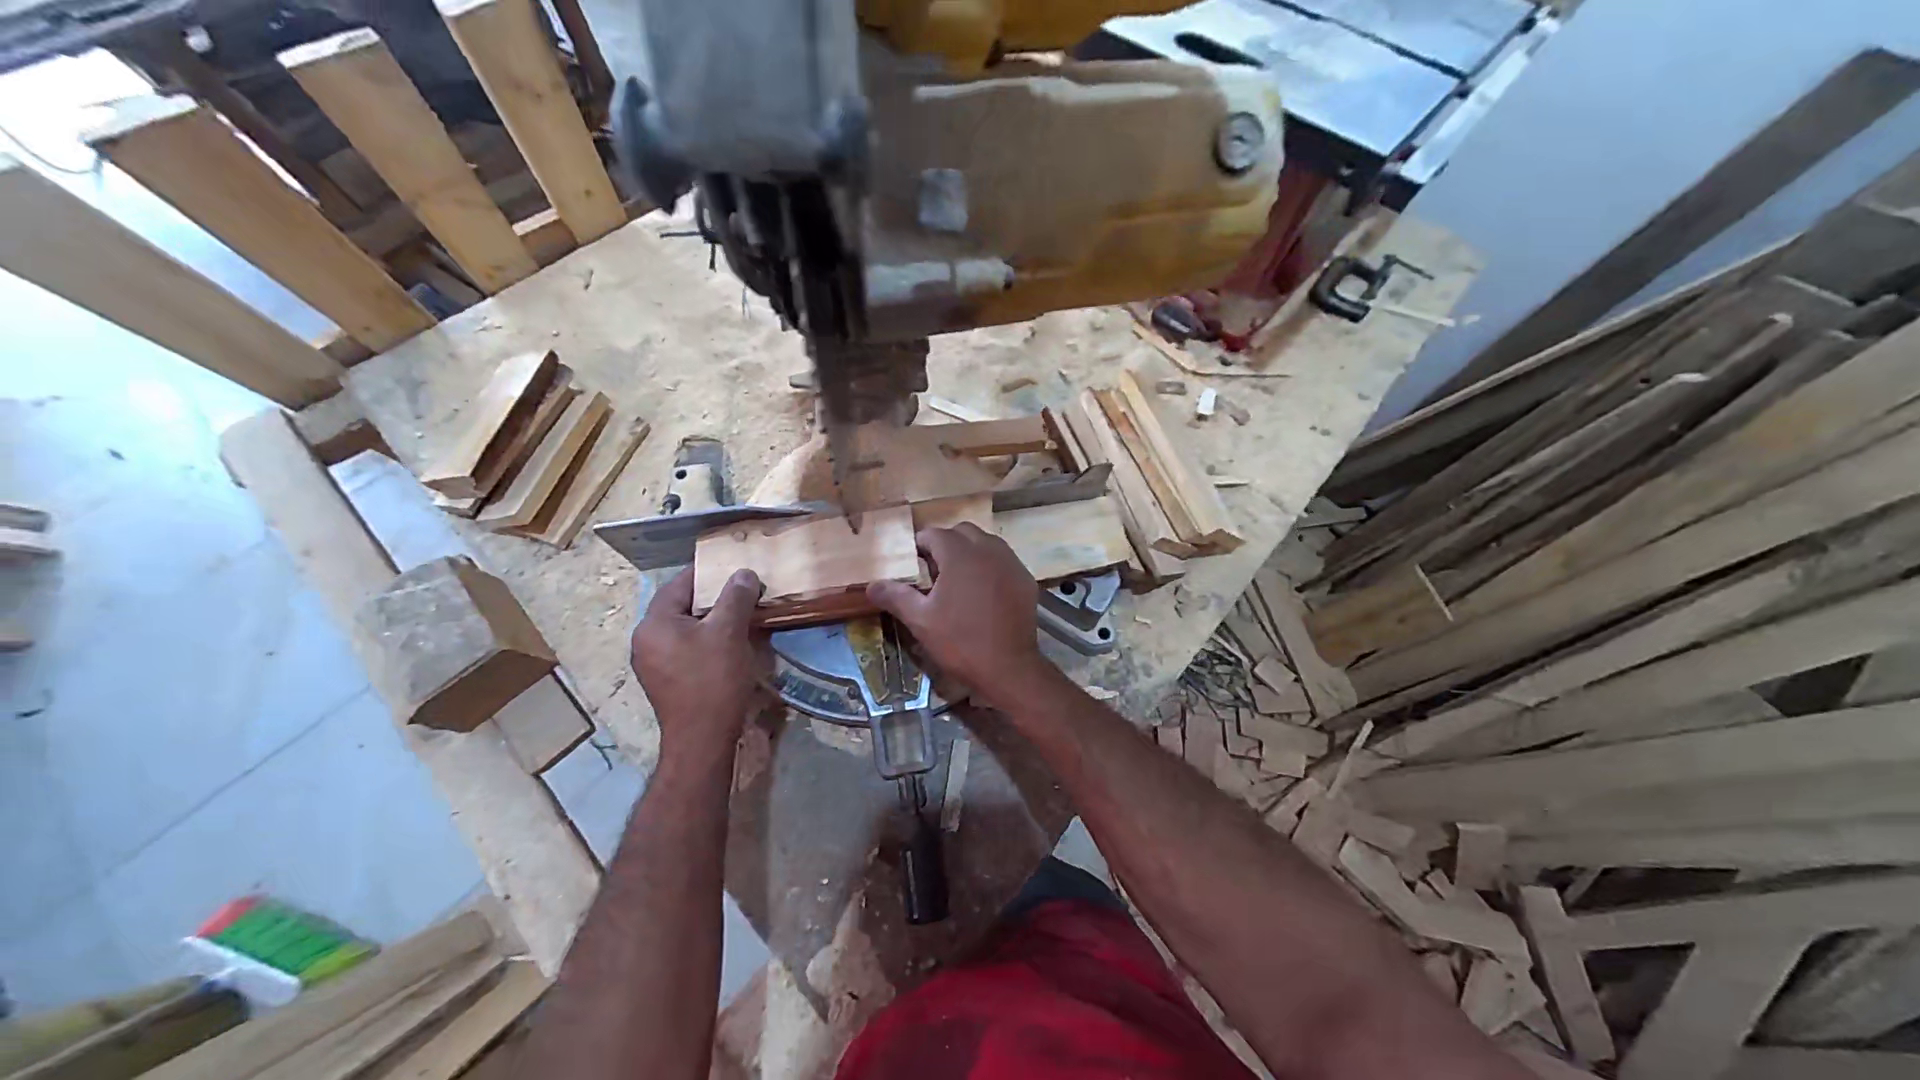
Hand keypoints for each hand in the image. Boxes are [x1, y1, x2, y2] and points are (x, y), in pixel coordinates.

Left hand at [631, 568, 765, 762]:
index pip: (679, 584)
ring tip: (741, 615)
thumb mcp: (728, 632)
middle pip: (680, 606)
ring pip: (684, 628)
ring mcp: (653, 663)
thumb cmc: (712, 680)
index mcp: (653, 623)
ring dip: (711, 619)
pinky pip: (685, 648)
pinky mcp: (665, 680)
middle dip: (712, 597)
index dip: (707, 573)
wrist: (702, 738)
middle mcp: (645, 640)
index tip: (733, 567)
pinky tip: (729, 644)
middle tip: (742, 591)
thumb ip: (735, 597)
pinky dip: (706, 640)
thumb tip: (743, 573)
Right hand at [865, 524, 1052, 711]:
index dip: (919, 548)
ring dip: (969, 553)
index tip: (913, 568)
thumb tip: (872, 584)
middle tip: (934, 574)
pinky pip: (1003, 561)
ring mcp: (1011, 562)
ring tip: (959, 583)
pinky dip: (990, 567)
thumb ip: (895, 596)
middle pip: (961, 532)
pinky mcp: (1025, 578)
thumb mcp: (920, 620)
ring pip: (985, 543)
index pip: (933, 534)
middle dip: (946, 545)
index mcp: (960, 554)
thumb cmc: (960, 642)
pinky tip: (983, 594)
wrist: (1009, 668)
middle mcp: (988, 549)